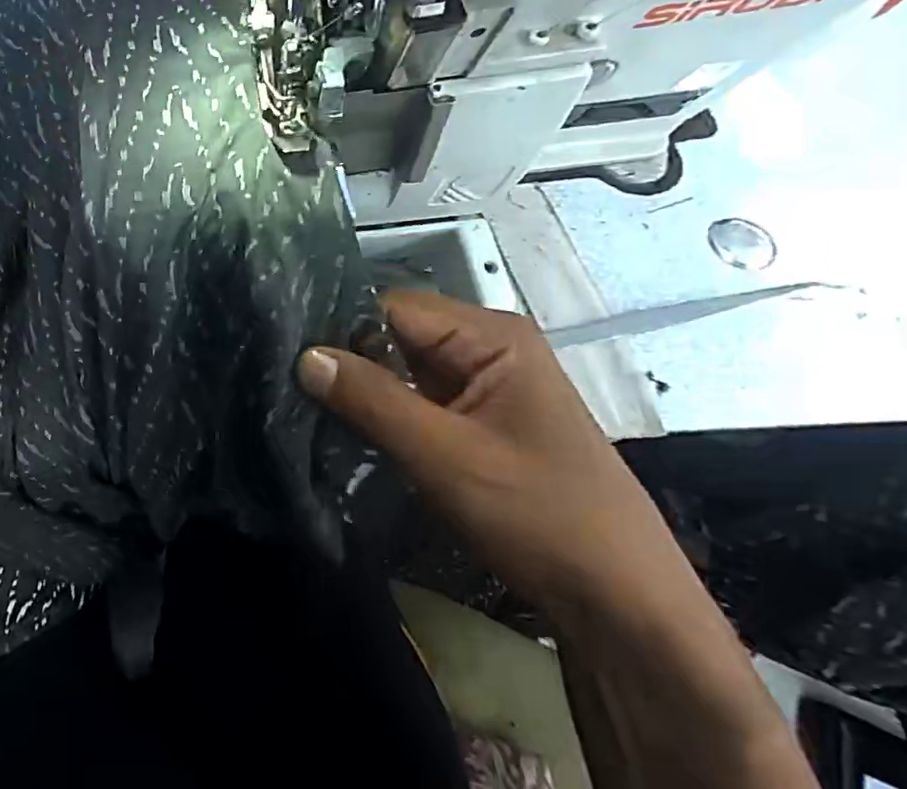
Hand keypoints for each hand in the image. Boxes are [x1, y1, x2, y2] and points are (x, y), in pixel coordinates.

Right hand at [298, 292, 683, 617]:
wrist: (619, 598)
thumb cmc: (540, 515)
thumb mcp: (447, 456)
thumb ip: (374, 401)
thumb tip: (305, 356)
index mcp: (492, 335)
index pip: (396, 308)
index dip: (343, 329)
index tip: (287, 356)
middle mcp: (489, 348)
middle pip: (400, 337)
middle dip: (350, 362)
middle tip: (287, 387)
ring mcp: (488, 387)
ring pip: (408, 373)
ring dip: (367, 393)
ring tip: (304, 408)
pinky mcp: (483, 423)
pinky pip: (423, 403)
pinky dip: (389, 417)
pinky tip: (348, 432)